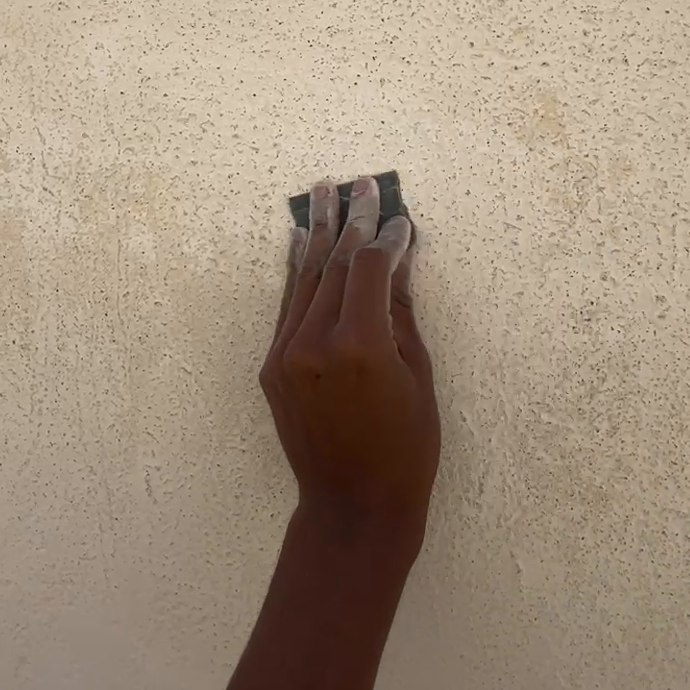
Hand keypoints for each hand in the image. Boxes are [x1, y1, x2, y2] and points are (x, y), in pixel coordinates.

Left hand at [259, 176, 438, 536]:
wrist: (351, 507)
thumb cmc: (405, 449)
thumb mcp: (418, 375)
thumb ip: (401, 311)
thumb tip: (398, 259)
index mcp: (359, 345)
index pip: (369, 269)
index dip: (387, 239)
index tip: (401, 219)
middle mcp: (314, 342)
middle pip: (333, 264)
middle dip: (351, 220)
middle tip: (359, 182)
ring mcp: (286, 353)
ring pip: (303, 278)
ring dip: (316, 233)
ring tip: (321, 192)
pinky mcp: (272, 366)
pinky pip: (287, 306)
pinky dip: (296, 271)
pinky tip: (302, 240)